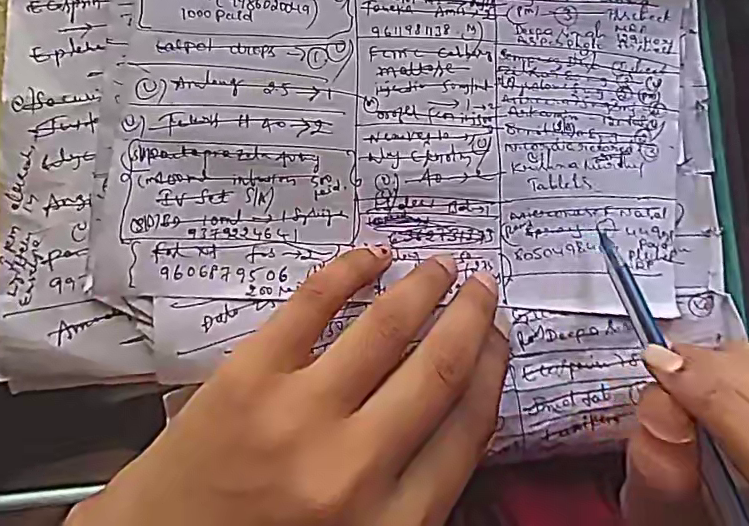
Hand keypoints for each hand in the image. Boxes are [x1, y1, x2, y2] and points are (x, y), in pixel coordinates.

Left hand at [69, 247, 510, 525]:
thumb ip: (407, 493)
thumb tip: (454, 411)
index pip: (466, 431)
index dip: (490, 372)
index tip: (497, 336)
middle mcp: (353, 468)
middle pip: (438, 370)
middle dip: (471, 318)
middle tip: (484, 285)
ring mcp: (299, 413)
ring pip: (386, 326)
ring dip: (424, 286)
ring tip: (443, 264)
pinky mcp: (251, 372)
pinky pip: (316, 300)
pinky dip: (353, 268)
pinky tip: (376, 255)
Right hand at [623, 343, 748, 525]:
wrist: (739, 522)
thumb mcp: (670, 524)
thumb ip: (663, 476)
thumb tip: (663, 403)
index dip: (720, 408)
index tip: (663, 370)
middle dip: (726, 380)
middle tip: (670, 368)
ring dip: (741, 366)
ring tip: (692, 373)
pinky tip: (726, 377)